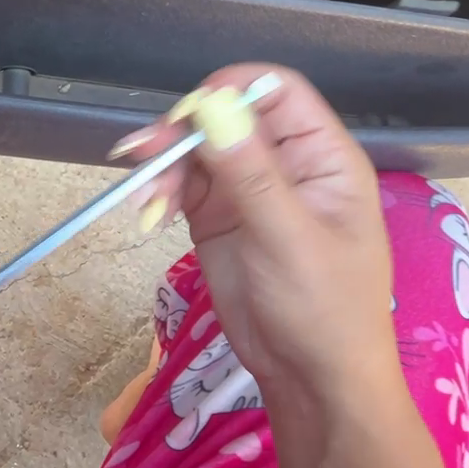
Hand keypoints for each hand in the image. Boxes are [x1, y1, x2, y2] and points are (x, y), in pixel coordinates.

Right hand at [111, 64, 399, 399]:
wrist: (308, 377)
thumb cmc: (323, 308)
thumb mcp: (288, 238)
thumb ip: (249, 171)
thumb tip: (212, 106)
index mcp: (320, 157)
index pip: (276, 93)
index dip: (232, 90)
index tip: (190, 111)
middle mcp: (281, 163)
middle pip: (222, 117)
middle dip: (182, 132)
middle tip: (146, 155)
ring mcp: (244, 188)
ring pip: (193, 150)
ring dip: (162, 164)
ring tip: (146, 197)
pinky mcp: (215, 214)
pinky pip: (179, 184)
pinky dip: (159, 192)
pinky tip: (150, 213)